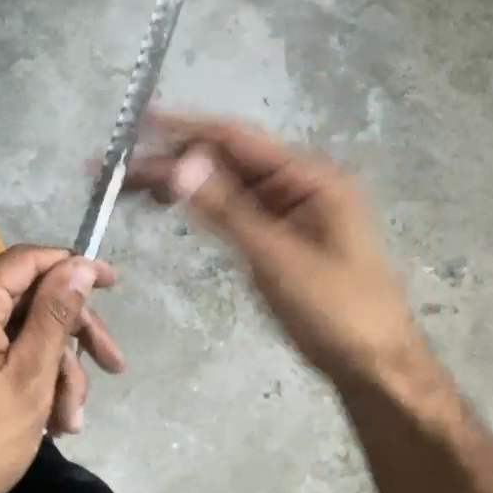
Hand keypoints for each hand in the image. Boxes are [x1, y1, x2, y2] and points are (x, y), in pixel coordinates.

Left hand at [0, 246, 125, 492]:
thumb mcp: (30, 378)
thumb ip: (55, 315)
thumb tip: (80, 265)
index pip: (27, 259)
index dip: (73, 266)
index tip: (114, 283)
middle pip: (27, 295)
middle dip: (70, 335)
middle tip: (113, 367)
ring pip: (19, 326)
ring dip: (54, 367)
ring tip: (70, 421)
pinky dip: (28, 373)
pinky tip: (51, 418)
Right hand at [123, 114, 426, 388]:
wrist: (377, 369)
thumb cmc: (337, 311)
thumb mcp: (276, 257)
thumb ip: (225, 208)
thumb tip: (178, 163)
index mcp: (310, 177)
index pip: (235, 139)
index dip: (184, 128)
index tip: (137, 123)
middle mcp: (296, 181)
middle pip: (221, 157)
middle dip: (169, 158)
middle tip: (115, 167)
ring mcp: (284, 206)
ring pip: (218, 180)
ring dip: (174, 179)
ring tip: (123, 184)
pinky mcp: (272, 230)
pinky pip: (224, 204)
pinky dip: (192, 201)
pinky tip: (159, 203)